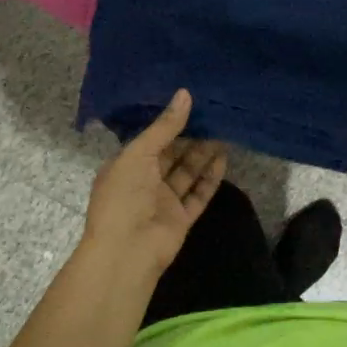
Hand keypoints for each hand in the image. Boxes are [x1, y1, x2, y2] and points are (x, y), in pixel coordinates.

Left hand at [83, 89, 227, 272]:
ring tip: (223, 131)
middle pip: (172, 155)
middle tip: (213, 114)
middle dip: (191, 136)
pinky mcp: (181, 218)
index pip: (150, 140)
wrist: (126, 253)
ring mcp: (163, 202)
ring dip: (203, 154)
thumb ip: (165, 126)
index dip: (170, 123)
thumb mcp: (139, 153)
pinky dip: (210, 177)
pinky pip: (198, 194)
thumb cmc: (123, 197)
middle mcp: (144, 182)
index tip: (191, 103)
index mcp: (126, 166)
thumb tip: (186, 93)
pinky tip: (224, 158)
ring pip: (187, 172)